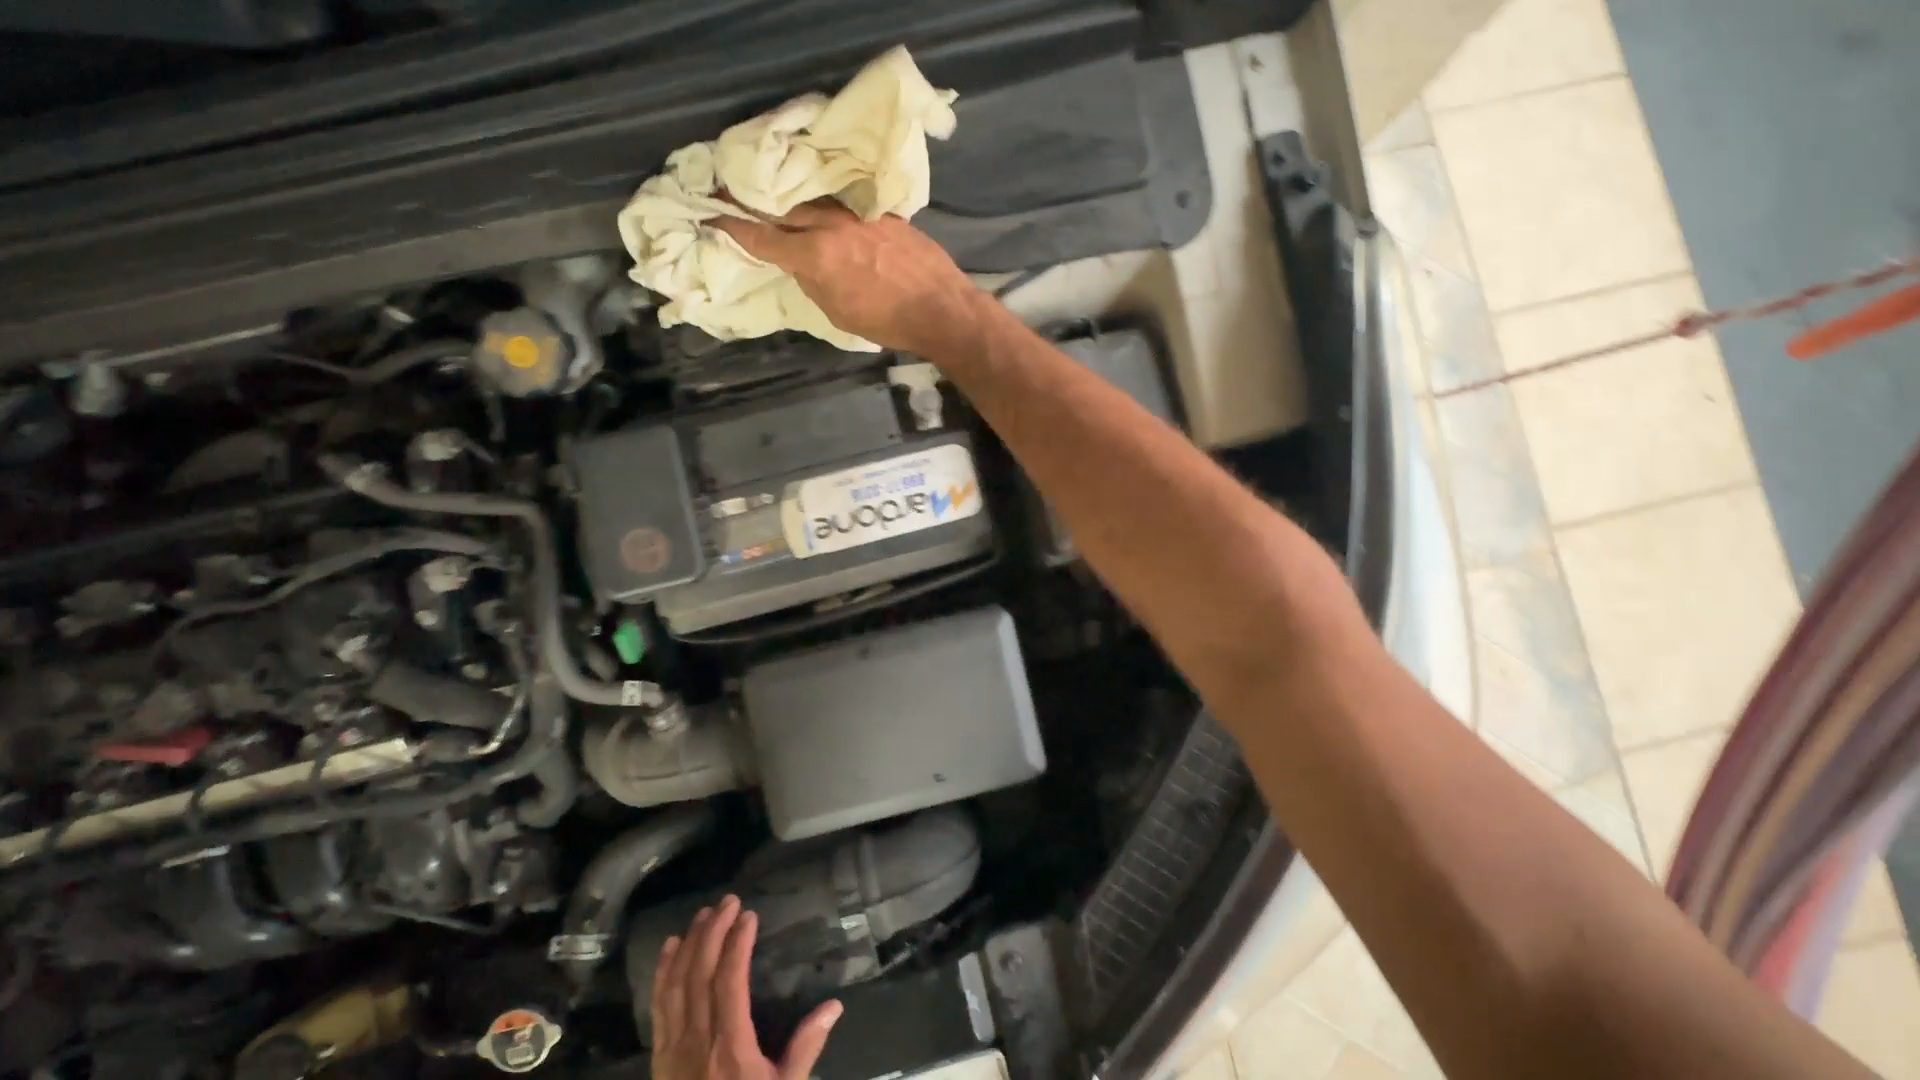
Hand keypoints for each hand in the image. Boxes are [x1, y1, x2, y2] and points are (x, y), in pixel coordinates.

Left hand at [651, 895, 842, 1079]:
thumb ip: (805, 1048)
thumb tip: (833, 1006)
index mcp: (730, 1046)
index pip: (729, 981)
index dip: (737, 944)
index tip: (748, 915)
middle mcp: (697, 1040)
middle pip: (700, 974)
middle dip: (713, 932)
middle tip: (728, 900)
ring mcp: (673, 1047)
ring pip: (676, 983)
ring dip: (689, 944)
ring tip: (702, 914)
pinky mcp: (660, 1056)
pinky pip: (658, 1005)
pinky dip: (663, 971)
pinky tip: (670, 948)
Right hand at [712, 200, 986, 355]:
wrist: (941, 307)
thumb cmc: (887, 321)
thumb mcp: (836, 310)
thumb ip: (811, 280)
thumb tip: (798, 262)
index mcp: (814, 254)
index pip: (763, 237)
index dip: (733, 227)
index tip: (711, 215)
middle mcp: (831, 225)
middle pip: (782, 208)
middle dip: (753, 203)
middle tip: (728, 192)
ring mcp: (857, 214)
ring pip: (812, 201)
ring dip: (789, 200)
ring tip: (771, 197)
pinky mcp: (880, 212)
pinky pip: (842, 204)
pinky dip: (824, 205)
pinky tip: (819, 207)